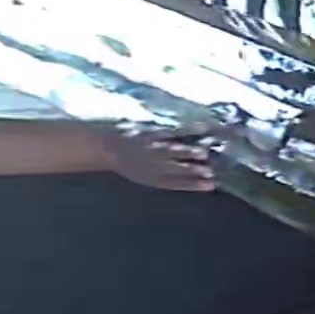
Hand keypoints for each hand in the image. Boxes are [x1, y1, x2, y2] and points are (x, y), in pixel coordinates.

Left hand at [97, 125, 217, 191]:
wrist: (103, 146)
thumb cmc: (132, 165)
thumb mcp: (147, 177)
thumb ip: (172, 178)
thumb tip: (204, 181)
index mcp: (150, 178)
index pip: (174, 183)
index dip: (192, 184)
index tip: (211, 185)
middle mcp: (150, 163)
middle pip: (173, 168)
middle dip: (192, 170)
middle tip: (210, 171)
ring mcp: (150, 147)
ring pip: (170, 150)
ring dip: (186, 152)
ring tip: (203, 153)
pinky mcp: (150, 132)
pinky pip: (171, 131)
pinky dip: (189, 129)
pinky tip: (205, 128)